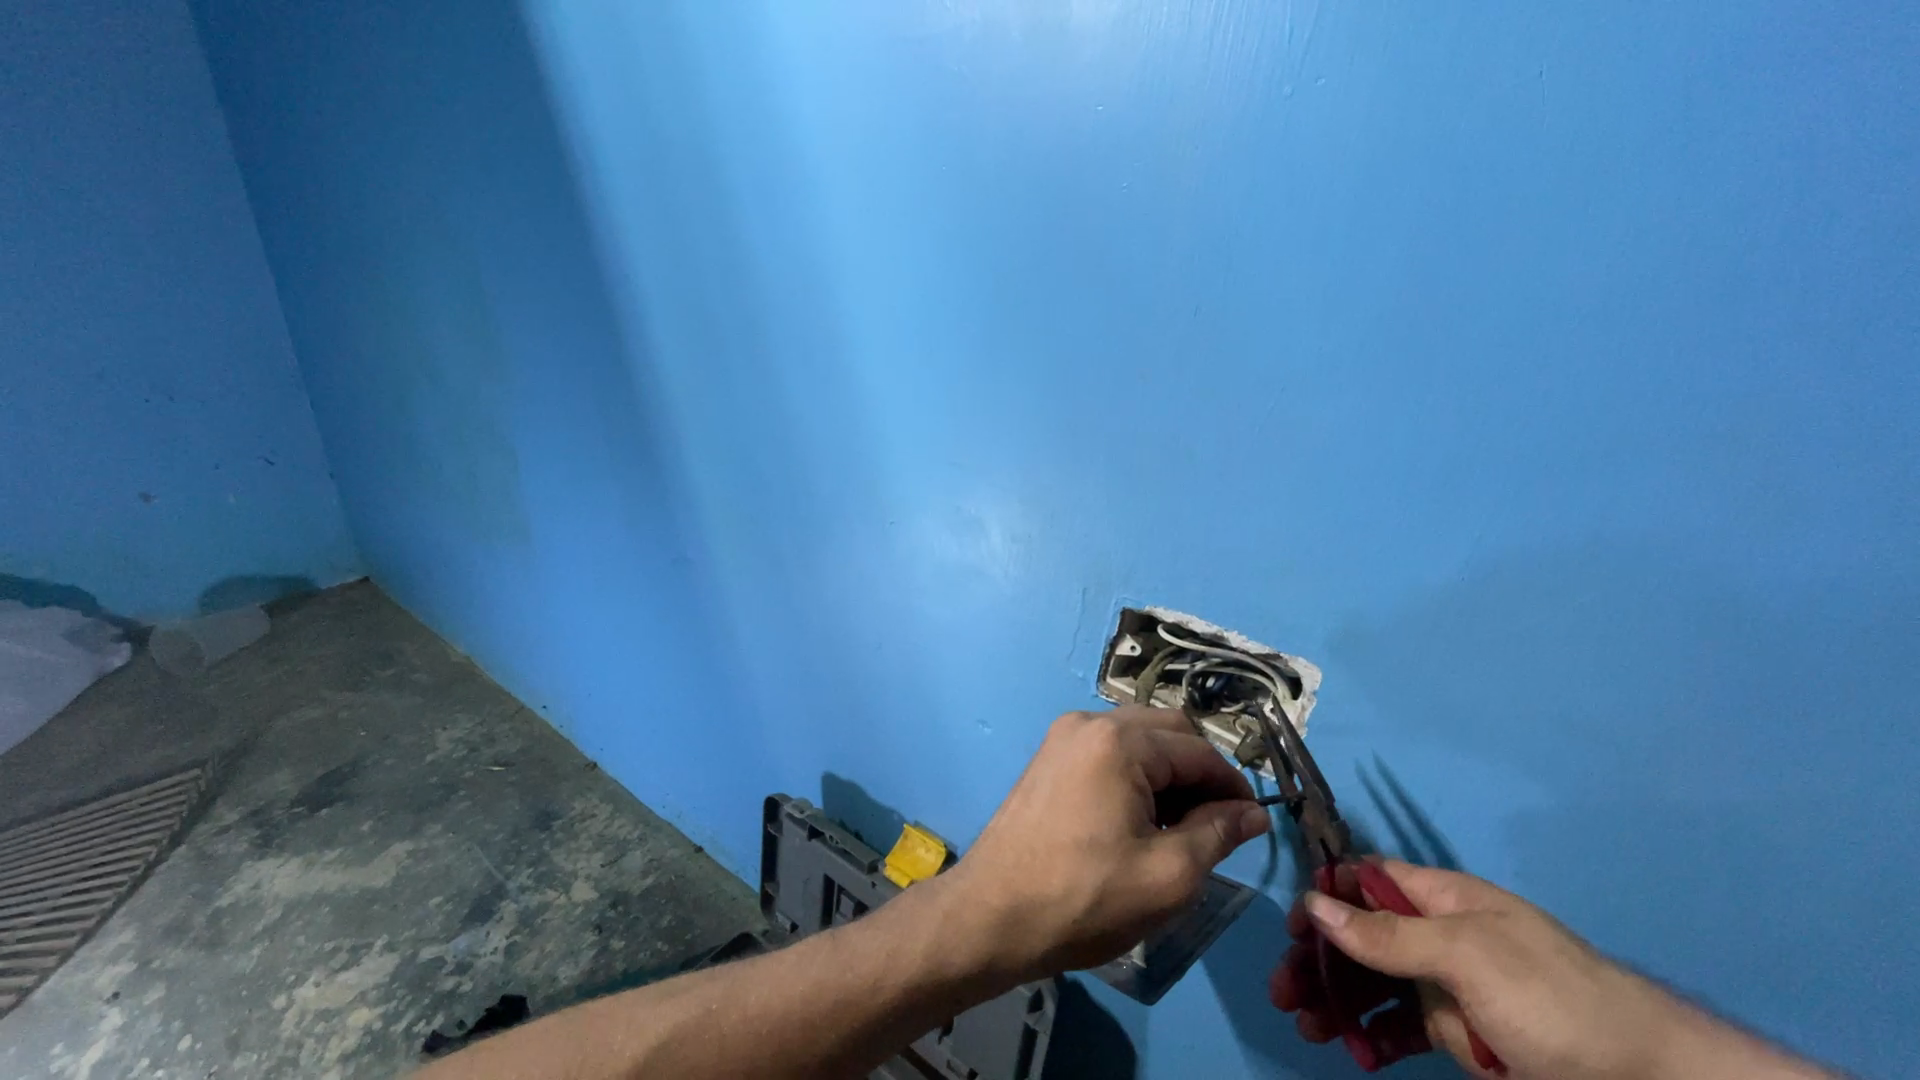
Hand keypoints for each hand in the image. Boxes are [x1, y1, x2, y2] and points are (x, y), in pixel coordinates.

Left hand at [940, 706, 1270, 982]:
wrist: (992, 916)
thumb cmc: (1084, 898)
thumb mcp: (1168, 875)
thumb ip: (1218, 834)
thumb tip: (1252, 813)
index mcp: (1119, 740)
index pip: (1199, 752)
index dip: (1234, 788)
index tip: (1251, 827)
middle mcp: (1088, 722)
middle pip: (1168, 734)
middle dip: (1200, 776)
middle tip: (1214, 829)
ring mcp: (1062, 739)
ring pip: (1139, 742)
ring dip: (1168, 777)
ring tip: (1178, 832)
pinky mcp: (1048, 761)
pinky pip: (1108, 754)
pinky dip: (1135, 779)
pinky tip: (1139, 823)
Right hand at [1271, 861, 1833, 1079]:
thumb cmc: (1551, 998)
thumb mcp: (1465, 954)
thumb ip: (1387, 933)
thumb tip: (1316, 903)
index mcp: (1441, 900)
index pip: (1368, 881)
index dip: (1327, 896)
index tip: (1293, 928)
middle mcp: (1437, 936)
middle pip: (1359, 936)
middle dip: (1318, 958)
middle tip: (1282, 992)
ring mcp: (1446, 987)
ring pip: (1372, 984)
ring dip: (1334, 999)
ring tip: (1304, 1025)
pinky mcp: (1457, 1034)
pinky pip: (1399, 1028)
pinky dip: (1370, 1037)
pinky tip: (1351, 1052)